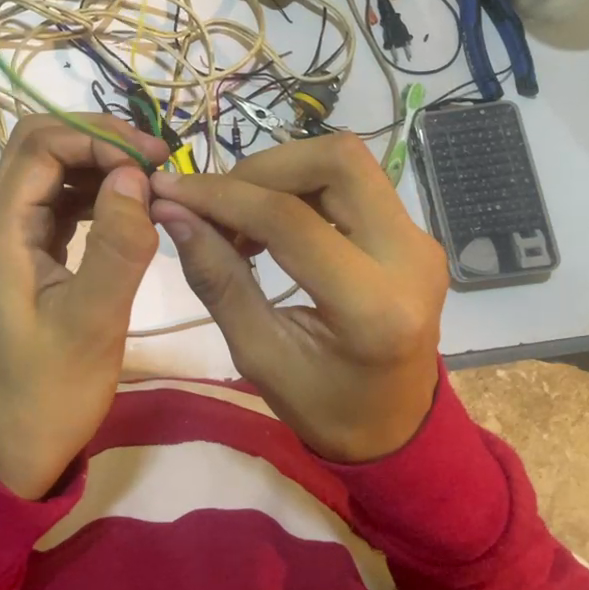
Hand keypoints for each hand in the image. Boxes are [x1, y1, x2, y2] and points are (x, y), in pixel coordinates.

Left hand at [0, 115, 168, 498]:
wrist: (14, 449)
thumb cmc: (50, 393)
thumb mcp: (92, 323)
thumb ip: (118, 247)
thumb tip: (136, 175)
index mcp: (3, 234)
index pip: (40, 146)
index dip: (96, 139)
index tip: (153, 159)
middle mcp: (1, 227)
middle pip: (40, 149)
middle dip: (98, 143)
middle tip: (156, 161)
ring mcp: (15, 243)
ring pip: (51, 176)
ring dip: (99, 168)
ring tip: (153, 182)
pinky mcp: (31, 261)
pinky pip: (60, 209)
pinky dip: (96, 199)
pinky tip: (131, 211)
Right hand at [147, 134, 446, 461]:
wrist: (395, 428)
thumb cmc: (322, 406)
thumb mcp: (258, 354)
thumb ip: (217, 279)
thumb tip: (171, 211)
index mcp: (373, 307)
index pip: (290, 220)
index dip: (222, 197)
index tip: (169, 191)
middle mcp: (410, 258)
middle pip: (336, 162)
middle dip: (262, 169)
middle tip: (217, 205)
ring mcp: (418, 239)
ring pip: (346, 161)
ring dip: (281, 173)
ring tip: (239, 216)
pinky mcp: (412, 232)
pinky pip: (352, 182)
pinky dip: (299, 186)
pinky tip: (268, 221)